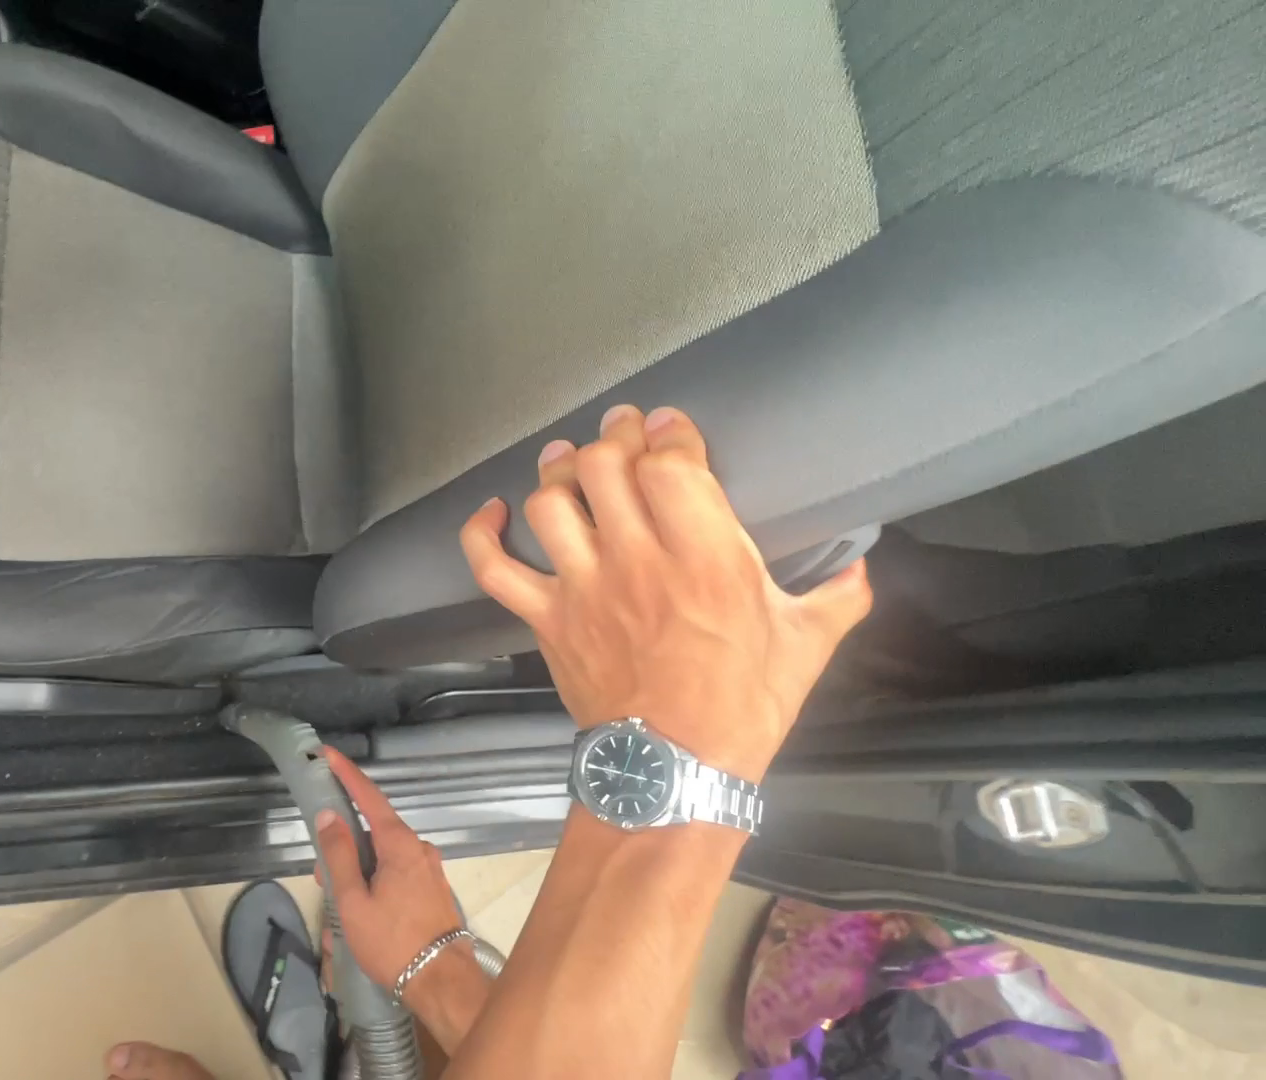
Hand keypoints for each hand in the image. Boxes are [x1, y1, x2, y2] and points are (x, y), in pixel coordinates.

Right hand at [315, 748, 488, 1047]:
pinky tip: (363, 913)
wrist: (443, 985)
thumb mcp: (354, 902)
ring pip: (384, 855)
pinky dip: (376, 881)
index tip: (327, 754)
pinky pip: (397, 872)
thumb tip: (329, 816)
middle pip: (373, 830)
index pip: (368, 796)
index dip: (346, 773)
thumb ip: (339, 855)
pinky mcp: (433, 889)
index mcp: (399, 844)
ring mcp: (429, 869)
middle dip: (345, 844)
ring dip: (359, 869)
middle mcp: (419, 848)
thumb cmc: (393, 942)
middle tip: (322, 875)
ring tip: (339, 906)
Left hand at [457, 405, 871, 779]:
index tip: (666, 425)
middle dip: (611, 437)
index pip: (670, 467)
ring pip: (550, 505)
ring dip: (555, 472)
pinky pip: (494, 569)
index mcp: (706, 559)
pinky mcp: (545, 618)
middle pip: (603, 470)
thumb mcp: (807, 646)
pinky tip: (491, 512)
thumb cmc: (743, 707)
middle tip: (618, 429)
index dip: (667, 433)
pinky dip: (480, 536)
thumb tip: (864, 560)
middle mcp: (635, 563)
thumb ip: (838, 595)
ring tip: (565, 458)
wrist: (672, 768)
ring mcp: (581, 589)